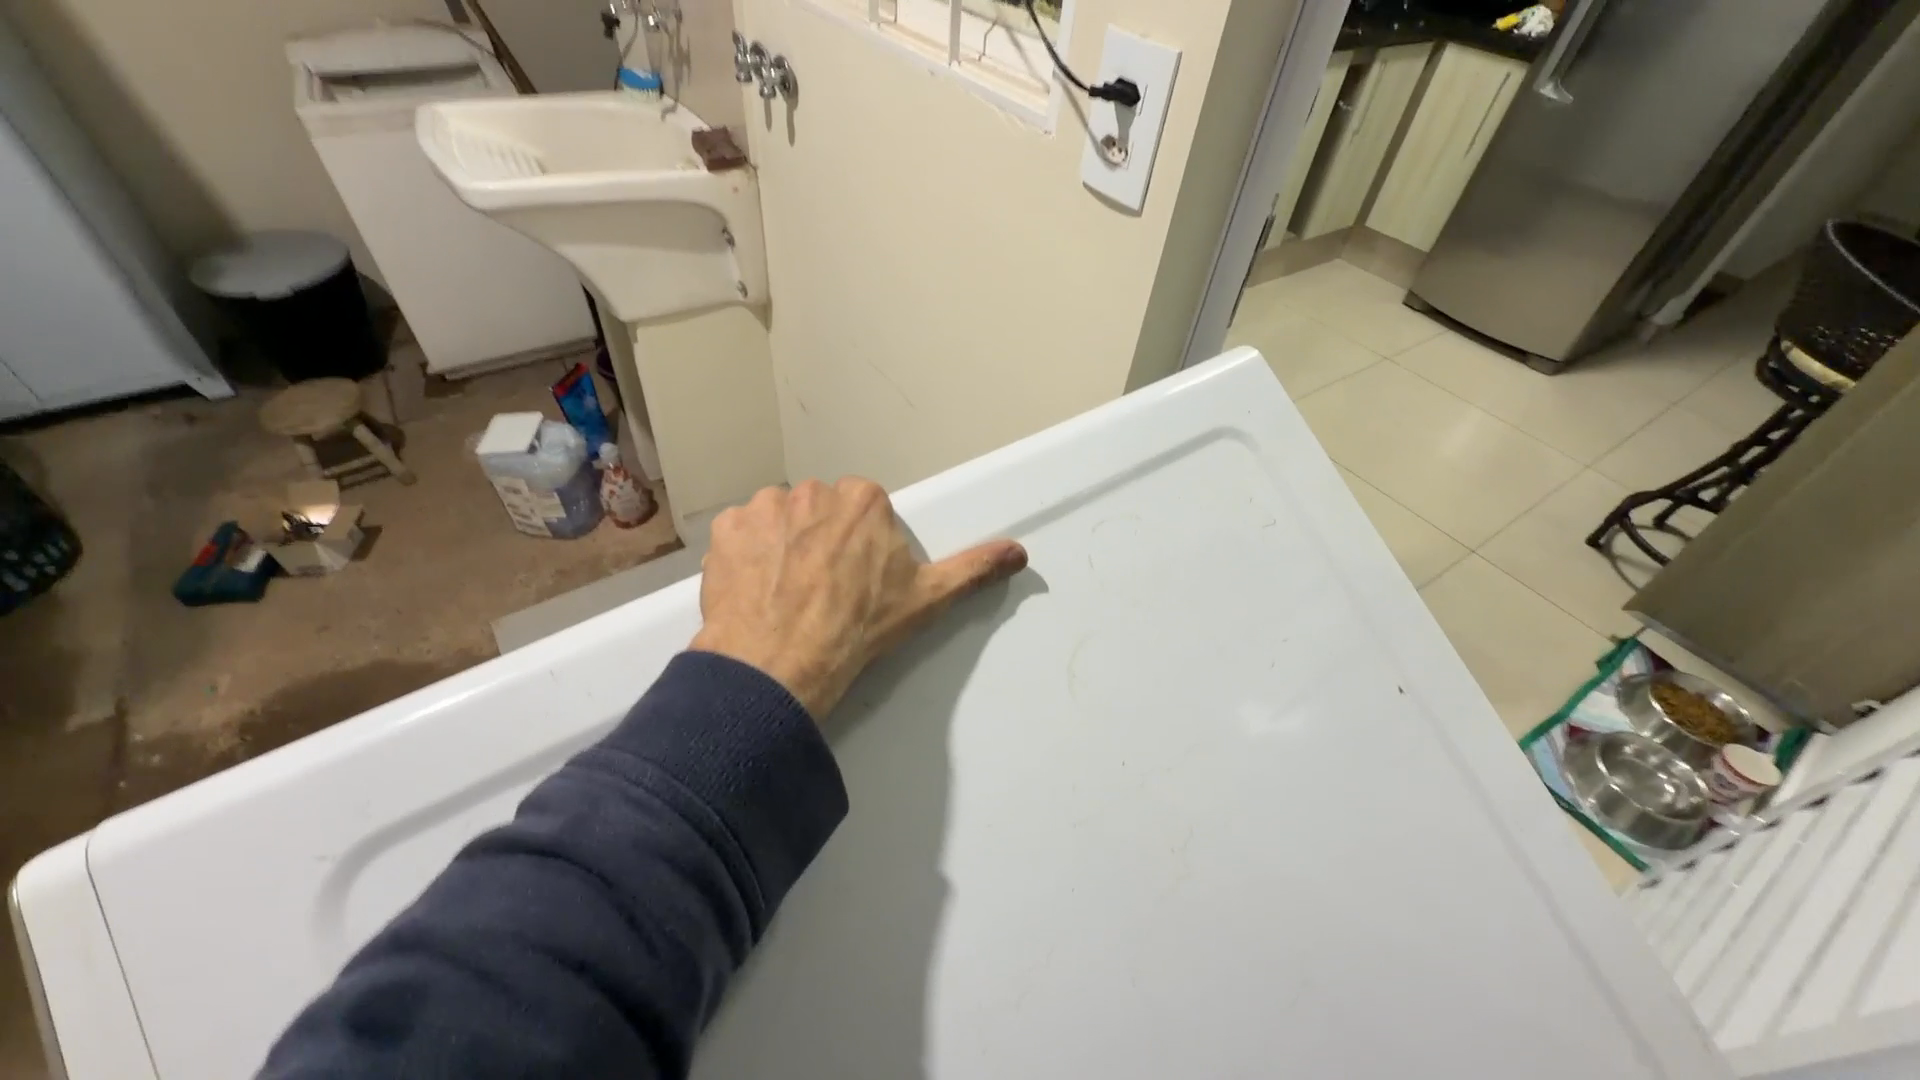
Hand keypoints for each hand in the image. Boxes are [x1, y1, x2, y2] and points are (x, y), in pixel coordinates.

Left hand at [690, 478, 1026, 718]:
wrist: (781, 663)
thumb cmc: (857, 630)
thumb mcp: (925, 600)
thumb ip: (973, 568)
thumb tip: (1018, 553)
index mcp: (863, 499)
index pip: (863, 511)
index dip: (860, 546)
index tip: (856, 578)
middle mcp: (813, 491)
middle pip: (821, 511)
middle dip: (821, 541)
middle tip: (822, 588)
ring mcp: (765, 507)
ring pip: (780, 520)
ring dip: (782, 546)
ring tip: (787, 592)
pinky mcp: (727, 529)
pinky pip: (740, 533)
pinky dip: (747, 556)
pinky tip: (758, 589)